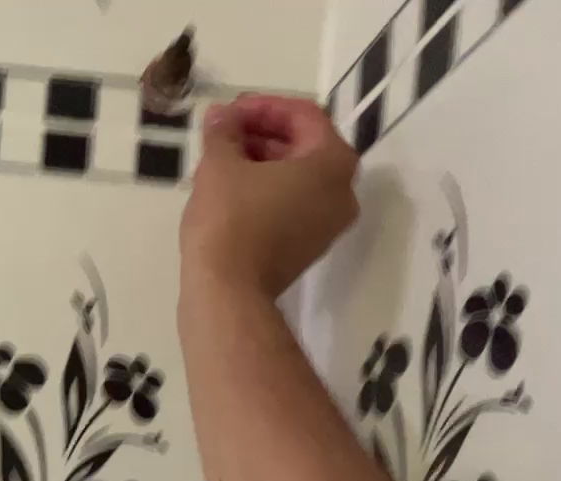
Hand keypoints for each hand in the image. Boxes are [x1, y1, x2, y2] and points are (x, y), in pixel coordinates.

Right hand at [180, 94, 359, 299]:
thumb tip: (220, 117)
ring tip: (220, 163)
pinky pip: (288, 209)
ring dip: (259, 166)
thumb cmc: (229, 222)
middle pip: (302, 149)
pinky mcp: (304, 253)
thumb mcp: (219, 166)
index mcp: (333, 163)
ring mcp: (325, 228)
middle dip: (260, 137)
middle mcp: (341, 194)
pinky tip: (229, 194)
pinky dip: (264, 195)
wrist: (226, 294)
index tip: (229, 111)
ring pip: (295, 181)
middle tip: (223, 135)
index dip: (262, 106)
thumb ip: (223, 132)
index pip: (303, 116)